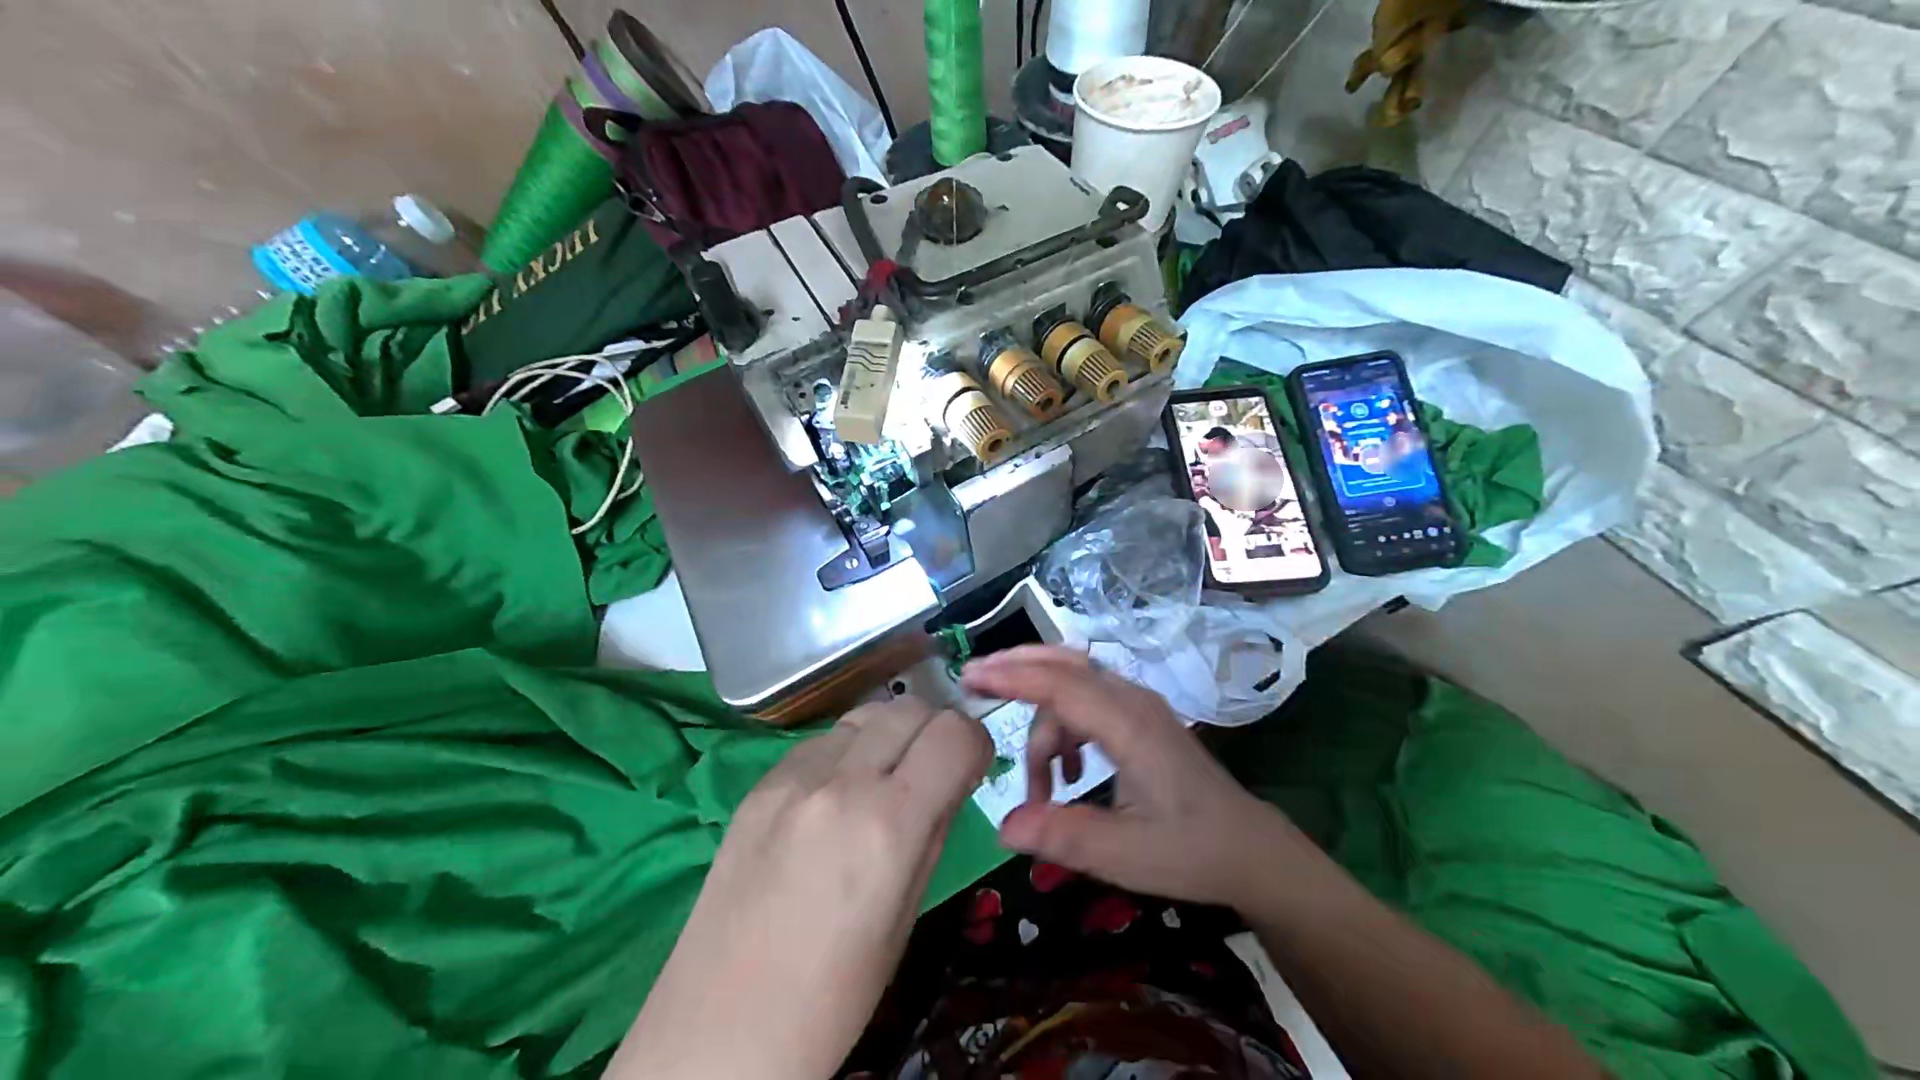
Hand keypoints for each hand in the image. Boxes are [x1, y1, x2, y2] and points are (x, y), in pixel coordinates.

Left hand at [606, 698, 990, 1079]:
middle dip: (934, 733)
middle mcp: (839, 783)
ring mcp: (790, 778)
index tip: (970, 771)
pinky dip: (844, 753)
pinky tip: (833, 799)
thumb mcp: (905, 916)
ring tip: (882, 783)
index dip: (974, 747)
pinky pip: (820, 742)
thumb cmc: (832, 995)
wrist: (719, 1029)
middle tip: (932, 775)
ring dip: (887, 737)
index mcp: (887, 825)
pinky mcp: (756, 784)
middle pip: (910, 708)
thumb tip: (950, 780)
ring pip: (864, 716)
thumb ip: (933, 831)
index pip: (954, 734)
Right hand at [961, 645, 1305, 909]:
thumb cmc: (1192, 852)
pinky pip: (1087, 702)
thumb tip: (1002, 826)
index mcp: (1130, 726)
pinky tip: (1067, 775)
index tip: (969, 676)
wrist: (1251, 850)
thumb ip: (1064, 836)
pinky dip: (1062, 729)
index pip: (1061, 685)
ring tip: (1040, 790)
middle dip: (1016, 669)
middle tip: (973, 683)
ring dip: (1042, 726)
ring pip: (1072, 686)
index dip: (1012, 677)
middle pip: (1065, 664)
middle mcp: (1132, 702)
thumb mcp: (1125, 856)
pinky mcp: (1139, 718)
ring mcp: (1138, 706)